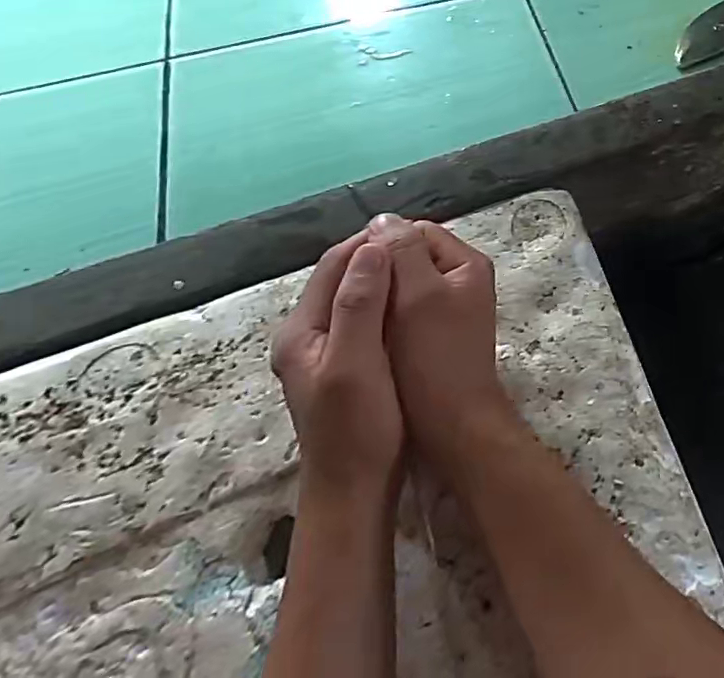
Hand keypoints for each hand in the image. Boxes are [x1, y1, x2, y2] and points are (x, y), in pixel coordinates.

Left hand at [271, 231, 403, 502]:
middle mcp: (308, 335)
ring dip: (385, 277)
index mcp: (301, 331)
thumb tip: (373, 247)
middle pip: (342, 277)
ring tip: (422, 267)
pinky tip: (414, 303)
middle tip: (422, 246)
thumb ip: (359, 304)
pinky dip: (389, 301)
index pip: (333, 265)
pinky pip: (367, 317)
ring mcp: (327, 351)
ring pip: (357, 296)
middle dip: (378, 256)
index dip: (369, 243)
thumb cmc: (358, 428)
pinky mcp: (348, 365)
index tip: (410, 230)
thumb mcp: (356, 362)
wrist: (357, 491)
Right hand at [367, 214, 513, 469]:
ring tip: (357, 313)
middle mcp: (464, 279)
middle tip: (350, 294)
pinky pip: (407, 311)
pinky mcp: (439, 333)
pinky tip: (369, 332)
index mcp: (466, 263)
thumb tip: (382, 219)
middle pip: (411, 258)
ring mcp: (453, 307)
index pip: (417, 232)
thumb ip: (402, 252)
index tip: (353, 268)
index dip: (383, 244)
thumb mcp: (417, 296)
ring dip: (382, 295)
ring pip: (405, 286)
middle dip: (380, 270)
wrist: (455, 425)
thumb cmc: (435, 359)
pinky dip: (388, 317)